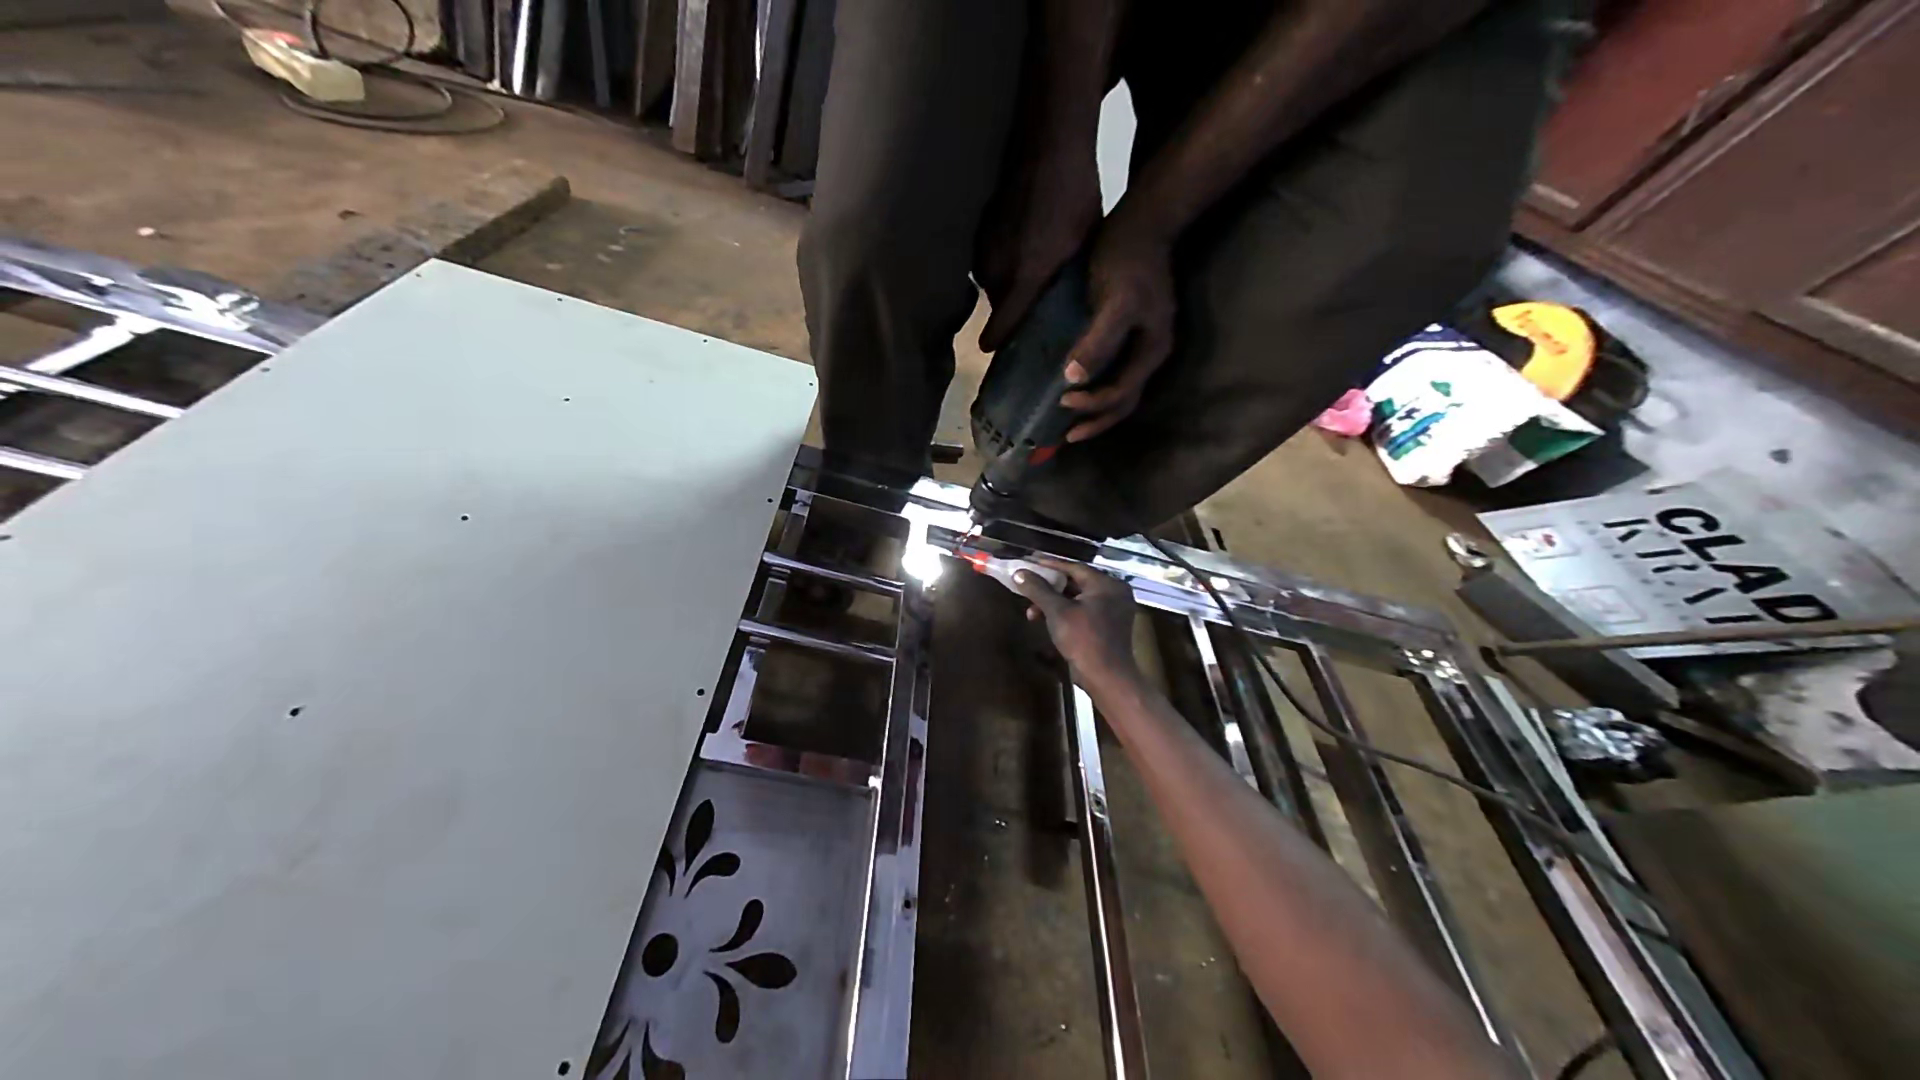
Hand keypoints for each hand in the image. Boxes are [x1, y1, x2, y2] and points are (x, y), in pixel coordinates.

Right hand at [976, 143, 1102, 353]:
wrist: (1047, 143)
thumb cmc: (1075, 196)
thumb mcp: (1084, 244)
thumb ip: (1068, 280)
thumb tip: (1065, 306)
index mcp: (1027, 275)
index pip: (1002, 324)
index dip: (998, 341)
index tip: (993, 352)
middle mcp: (999, 267)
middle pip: (999, 305)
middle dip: (1010, 312)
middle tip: (1029, 312)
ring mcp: (985, 248)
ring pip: (992, 283)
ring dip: (1005, 286)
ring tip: (1027, 278)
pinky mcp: (979, 231)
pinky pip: (986, 261)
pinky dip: (1000, 263)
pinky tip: (1019, 249)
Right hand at [1009, 556, 1141, 690]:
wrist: (1106, 677)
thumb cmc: (1084, 639)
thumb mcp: (1057, 612)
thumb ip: (1038, 590)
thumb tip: (1019, 573)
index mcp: (1106, 584)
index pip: (1074, 567)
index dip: (1049, 565)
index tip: (1029, 562)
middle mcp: (1113, 593)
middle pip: (1075, 582)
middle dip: (1048, 587)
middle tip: (1027, 584)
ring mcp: (1112, 611)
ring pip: (1077, 599)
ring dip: (1053, 603)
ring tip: (1031, 610)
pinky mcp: (1106, 627)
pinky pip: (1082, 612)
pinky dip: (1064, 613)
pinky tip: (1045, 620)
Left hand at [1058, 215, 1175, 442]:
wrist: (1142, 222)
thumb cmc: (1127, 261)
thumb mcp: (1114, 302)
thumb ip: (1098, 342)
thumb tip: (1075, 379)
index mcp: (1152, 352)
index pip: (1122, 395)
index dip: (1092, 406)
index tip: (1062, 402)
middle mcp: (1150, 354)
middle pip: (1124, 402)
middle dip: (1095, 421)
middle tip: (1064, 437)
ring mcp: (1142, 344)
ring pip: (1120, 389)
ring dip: (1096, 409)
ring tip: (1069, 422)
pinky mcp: (1130, 333)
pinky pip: (1114, 370)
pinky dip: (1095, 385)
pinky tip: (1076, 387)